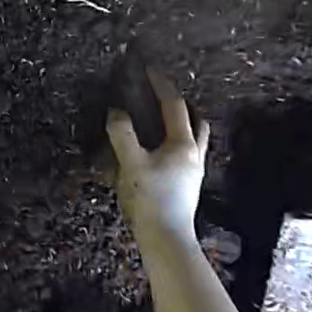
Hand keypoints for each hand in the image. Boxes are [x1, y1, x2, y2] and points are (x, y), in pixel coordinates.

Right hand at [106, 69, 209, 241]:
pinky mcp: (188, 185)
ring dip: (183, 123)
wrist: (167, 240)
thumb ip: (123, 134)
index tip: (149, 70)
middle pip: (195, 119)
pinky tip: (161, 149)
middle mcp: (193, 154)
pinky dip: (177, 141)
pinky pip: (187, 152)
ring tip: (162, 119)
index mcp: (182, 144)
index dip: (161, 85)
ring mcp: (193, 170)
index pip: (174, 105)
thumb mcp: (131, 164)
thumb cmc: (150, 200)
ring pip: (195, 137)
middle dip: (180, 103)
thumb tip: (116, 111)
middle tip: (161, 95)